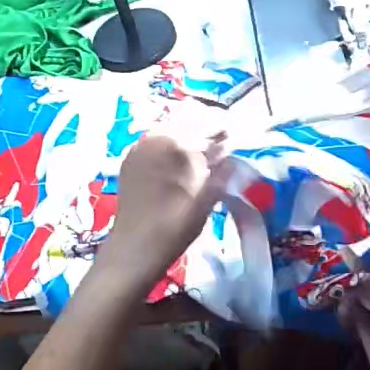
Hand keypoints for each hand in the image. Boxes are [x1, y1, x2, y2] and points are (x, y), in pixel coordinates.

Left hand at [94, 128, 228, 288]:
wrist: (133, 251)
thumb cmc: (173, 226)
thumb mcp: (206, 197)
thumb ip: (221, 167)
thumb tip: (230, 150)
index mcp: (170, 140)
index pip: (204, 117)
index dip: (224, 124)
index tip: (237, 135)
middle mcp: (151, 137)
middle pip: (185, 117)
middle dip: (207, 127)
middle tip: (224, 144)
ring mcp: (138, 149)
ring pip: (171, 128)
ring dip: (191, 135)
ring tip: (208, 155)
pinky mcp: (131, 163)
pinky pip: (158, 142)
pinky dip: (175, 146)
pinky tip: (186, 164)